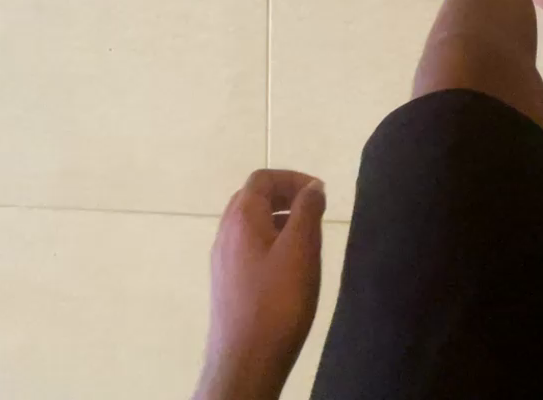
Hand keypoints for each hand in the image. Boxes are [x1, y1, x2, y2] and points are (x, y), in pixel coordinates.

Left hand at [194, 170, 326, 399]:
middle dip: (285, 195)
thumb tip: (312, 186)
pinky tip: (291, 265)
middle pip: (252, 197)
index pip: (262, 178)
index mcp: (241, 220)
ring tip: (308, 236)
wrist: (244, 364)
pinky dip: (271, 240)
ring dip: (279, 218)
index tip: (319, 192)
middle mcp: (226, 235)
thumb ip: (307, 209)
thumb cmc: (277, 301)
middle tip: (313, 208)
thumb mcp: (301, 247)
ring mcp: (223, 262)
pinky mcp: (227, 285)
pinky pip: (248, 246)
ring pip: (250, 223)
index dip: (292, 178)